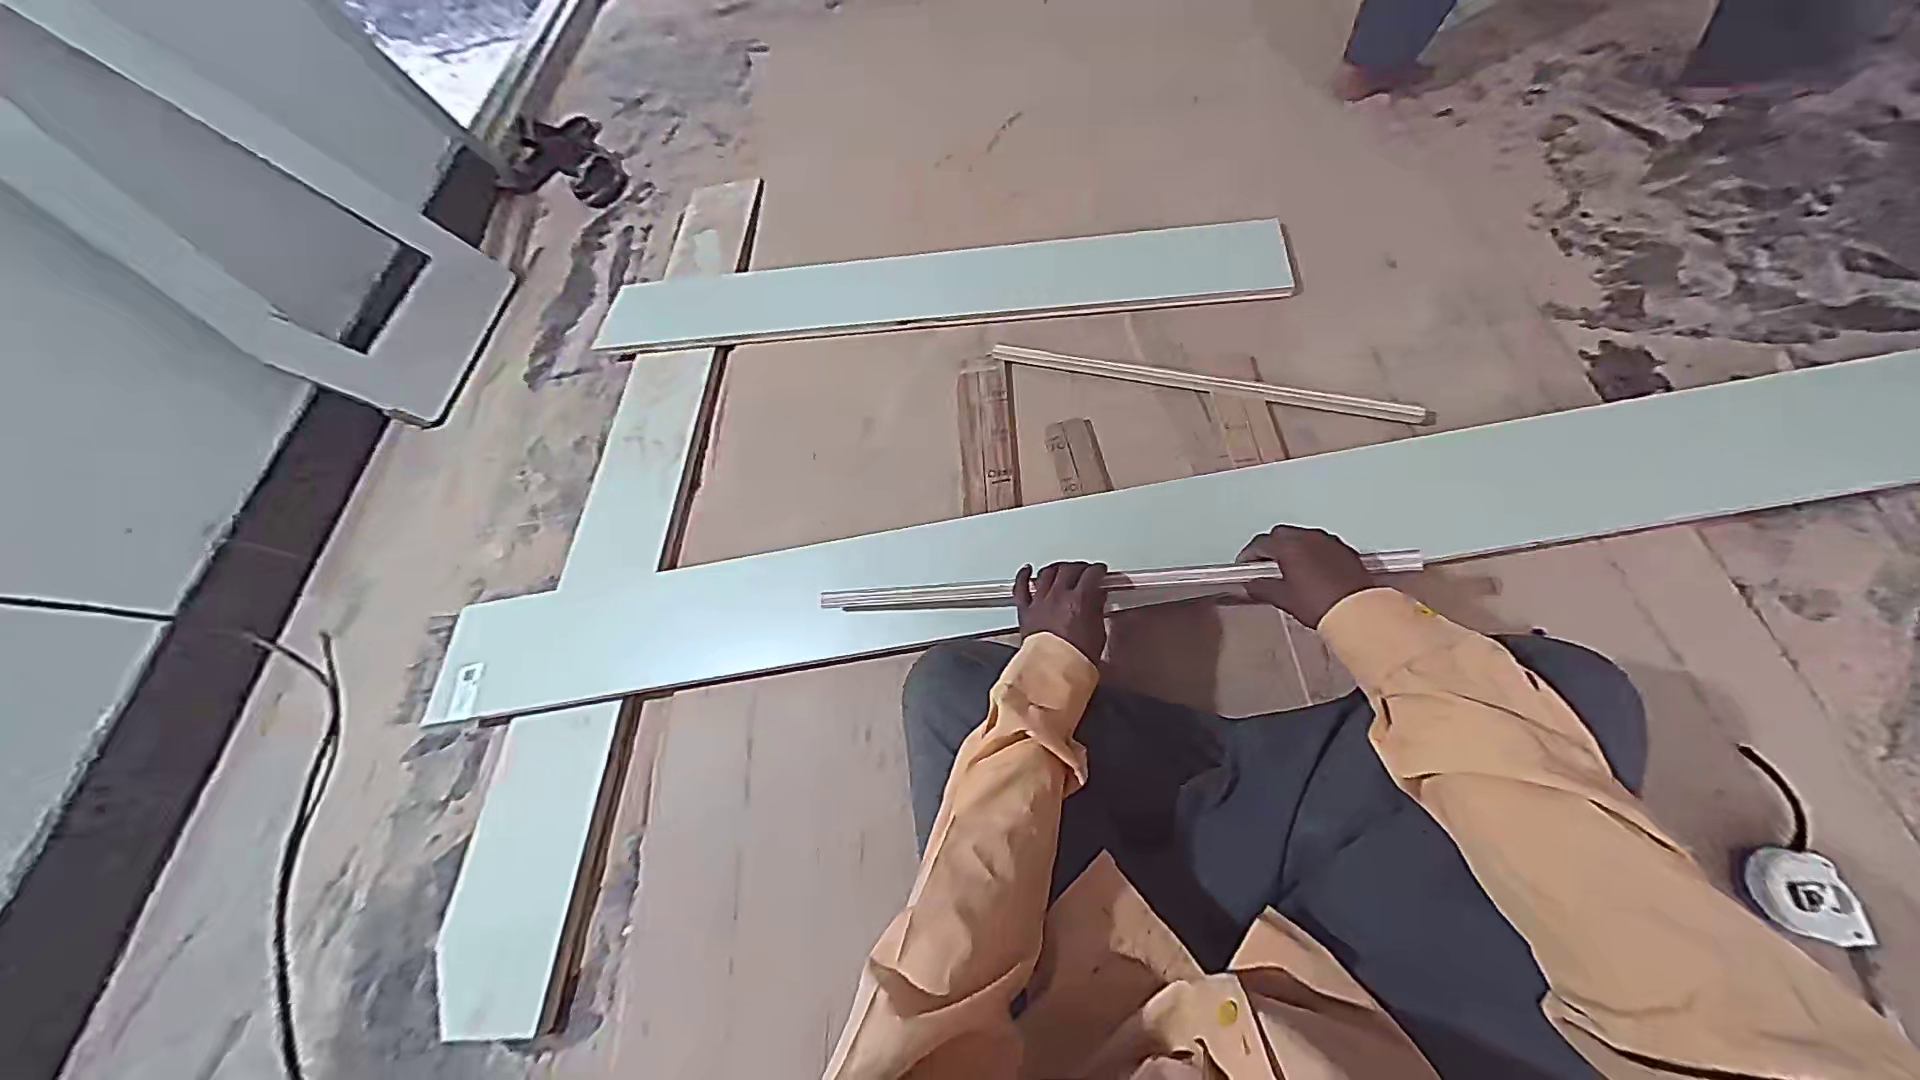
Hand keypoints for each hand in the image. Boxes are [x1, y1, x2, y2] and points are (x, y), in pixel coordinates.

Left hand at [1013, 561, 1108, 661]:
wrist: (1052, 674)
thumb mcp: (1098, 633)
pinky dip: (1023, 575)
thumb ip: (1096, 609)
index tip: (1099, 571)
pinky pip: (1021, 587)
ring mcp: (1040, 601)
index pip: (1091, 574)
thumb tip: (1097, 597)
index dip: (1097, 570)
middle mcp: (1058, 596)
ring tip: (1062, 569)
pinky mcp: (1025, 611)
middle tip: (1084, 570)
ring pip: (1047, 573)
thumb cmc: (1075, 660)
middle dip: (1079, 567)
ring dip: (1056, 568)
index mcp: (1079, 600)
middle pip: (1069, 569)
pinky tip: (1027, 570)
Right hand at [1236, 526, 1374, 627]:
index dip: (1248, 554)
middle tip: (1264, 563)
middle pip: (1281, 534)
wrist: (1358, 612)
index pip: (1260, 543)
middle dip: (1269, 546)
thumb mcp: (1283, 598)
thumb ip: (1262, 588)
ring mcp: (1329, 542)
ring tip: (1287, 566)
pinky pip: (1321, 544)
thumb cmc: (1323, 603)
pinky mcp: (1345, 551)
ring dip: (1291, 547)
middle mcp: (1309, 538)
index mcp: (1290, 546)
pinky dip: (1311, 552)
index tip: (1245, 564)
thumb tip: (1253, 585)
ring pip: (1302, 536)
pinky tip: (1310, 569)